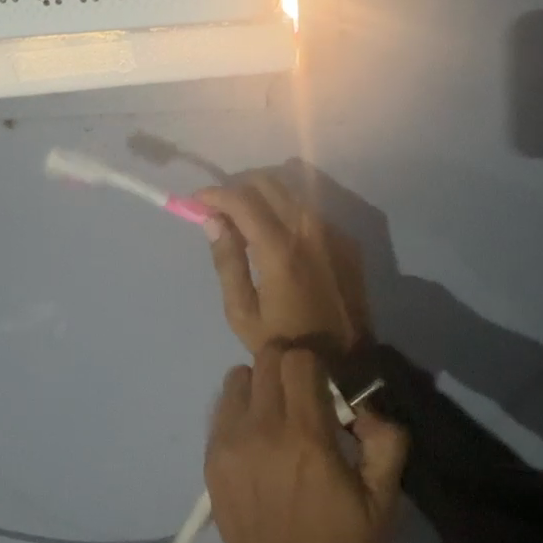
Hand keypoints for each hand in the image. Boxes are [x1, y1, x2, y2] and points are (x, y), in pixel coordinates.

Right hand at [197, 171, 372, 357]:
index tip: (197, 201)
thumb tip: (213, 221)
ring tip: (247, 209)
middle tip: (221, 205)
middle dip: (239, 184)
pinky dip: (288, 202)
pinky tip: (278, 225)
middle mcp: (309, 229)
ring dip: (264, 188)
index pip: (242, 199)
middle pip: (269, 180)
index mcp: (280, 250)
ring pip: (294, 184)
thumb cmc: (284, 341)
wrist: (344, 362)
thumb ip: (227, 262)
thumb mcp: (242, 312)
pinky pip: (312, 204)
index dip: (215, 194)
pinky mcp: (346, 237)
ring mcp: (332, 230)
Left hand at [203, 345, 408, 542]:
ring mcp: (229, 441)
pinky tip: (259, 439)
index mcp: (306, 436)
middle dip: (291, 367)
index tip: (331, 386)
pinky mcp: (211, 457)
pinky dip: (242, 409)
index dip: (319, 364)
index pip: (299, 359)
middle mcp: (261, 428)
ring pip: (239, 377)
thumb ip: (386, 441)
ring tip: (280, 416)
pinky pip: (223, 408)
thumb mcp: (383, 504)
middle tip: (308, 395)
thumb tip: (366, 406)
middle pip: (267, 358)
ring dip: (262, 385)